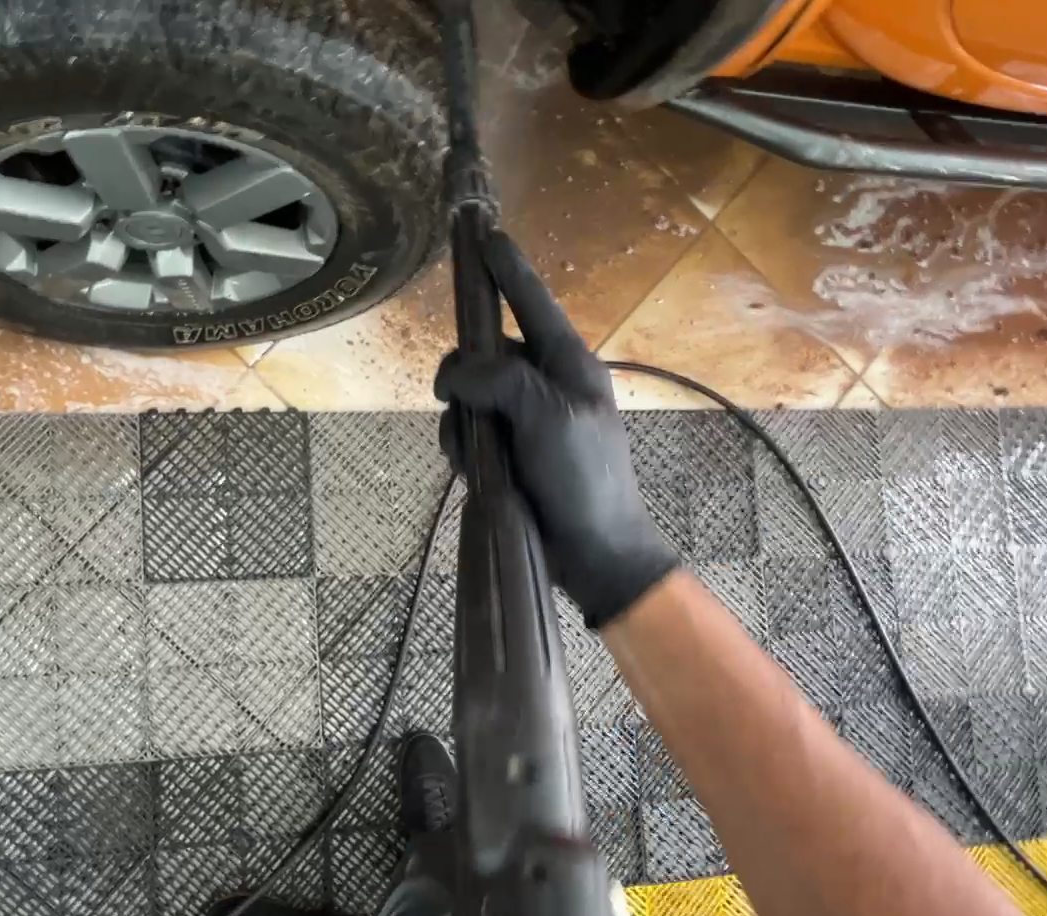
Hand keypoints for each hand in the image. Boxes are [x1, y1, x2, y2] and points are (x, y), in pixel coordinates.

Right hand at [435, 229, 677, 627]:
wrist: (592, 550)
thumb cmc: (583, 478)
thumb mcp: (547, 418)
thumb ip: (499, 381)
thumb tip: (454, 375)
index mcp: (567, 365)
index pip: (533, 303)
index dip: (508, 270)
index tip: (486, 235)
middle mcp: (543, 384)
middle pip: (485, 355)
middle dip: (463, 381)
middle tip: (454, 402)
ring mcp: (524, 420)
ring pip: (469, 399)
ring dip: (462, 426)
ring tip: (477, 459)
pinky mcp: (509, 452)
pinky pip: (469, 433)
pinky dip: (464, 450)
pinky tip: (476, 473)